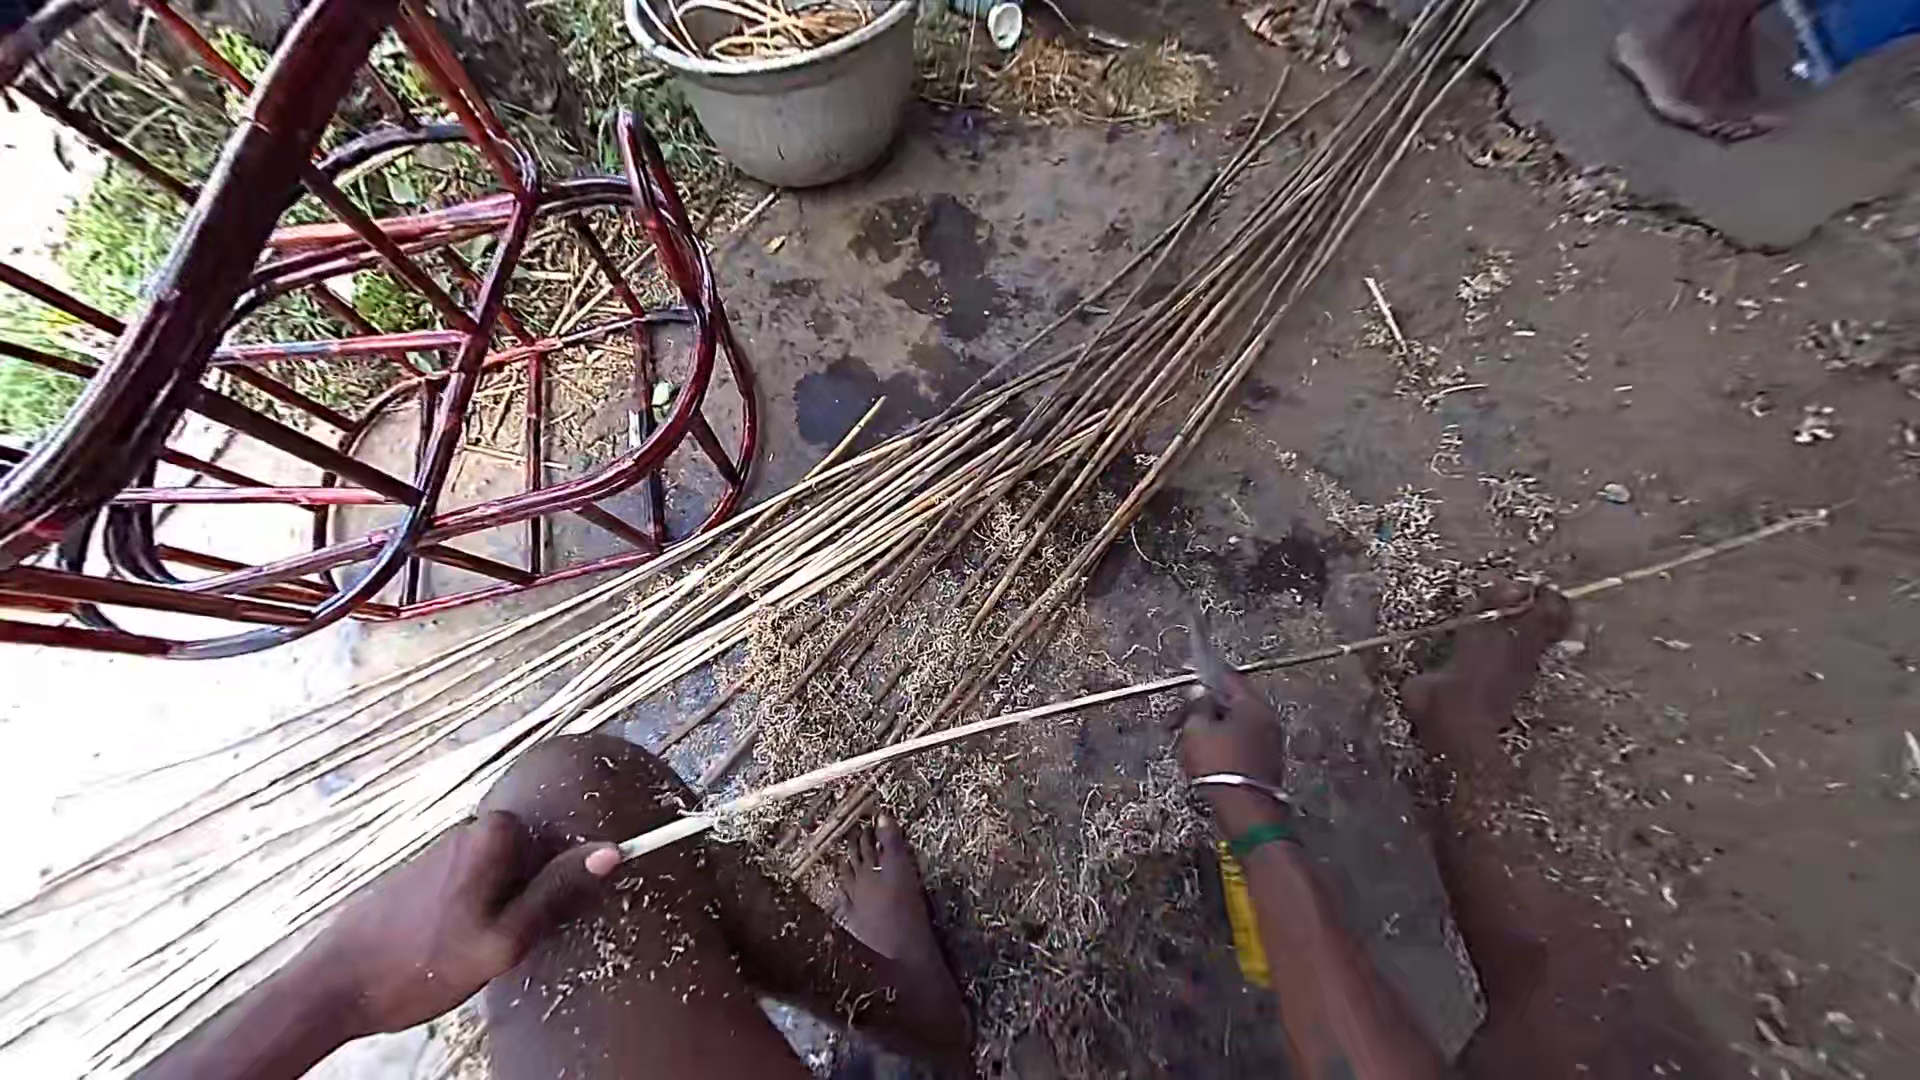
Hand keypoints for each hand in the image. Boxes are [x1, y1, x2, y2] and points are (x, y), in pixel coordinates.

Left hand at [297, 810, 620, 1035]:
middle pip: (532, 855)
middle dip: (524, 895)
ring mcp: (448, 843)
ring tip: (466, 942)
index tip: (528, 925)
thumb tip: (612, 851)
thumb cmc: (419, 966)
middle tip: (495, 938)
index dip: (554, 889)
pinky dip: (474, 904)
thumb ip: (559, 890)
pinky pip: (475, 875)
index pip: (561, 847)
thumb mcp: (505, 939)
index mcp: (499, 831)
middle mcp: (475, 824)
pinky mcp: (427, 864)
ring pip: (504, 869)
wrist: (324, 993)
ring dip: (498, 902)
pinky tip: (445, 939)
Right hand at [1177, 668, 1292, 836]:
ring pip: (1235, 722)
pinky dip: (1222, 740)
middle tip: (1182, 715)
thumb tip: (1200, 693)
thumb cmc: (1219, 766)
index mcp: (1253, 706)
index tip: (1188, 678)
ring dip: (1213, 724)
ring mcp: (1269, 742)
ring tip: (1190, 738)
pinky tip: (1205, 753)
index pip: (1228, 677)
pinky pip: (1240, 740)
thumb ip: (1197, 706)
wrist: (1246, 813)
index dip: (1205, 674)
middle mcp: (1267, 720)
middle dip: (1207, 705)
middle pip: (1233, 700)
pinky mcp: (1265, 762)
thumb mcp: (1197, 730)